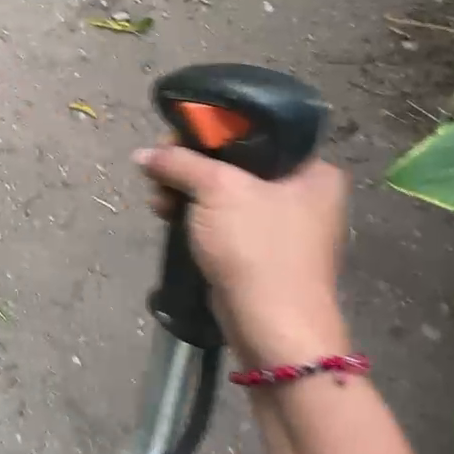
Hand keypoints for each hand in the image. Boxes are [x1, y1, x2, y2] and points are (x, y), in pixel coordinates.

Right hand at [135, 144, 351, 365]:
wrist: (271, 322)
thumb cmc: (258, 247)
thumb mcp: (216, 189)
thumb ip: (177, 161)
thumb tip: (141, 155)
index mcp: (312, 171)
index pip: (253, 131)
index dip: (209, 130)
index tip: (175, 142)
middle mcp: (300, 191)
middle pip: (228, 158)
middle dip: (186, 165)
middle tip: (162, 174)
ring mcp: (278, 220)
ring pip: (216, 186)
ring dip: (180, 188)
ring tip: (160, 202)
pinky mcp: (256, 244)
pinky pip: (215, 212)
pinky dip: (189, 211)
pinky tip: (166, 215)